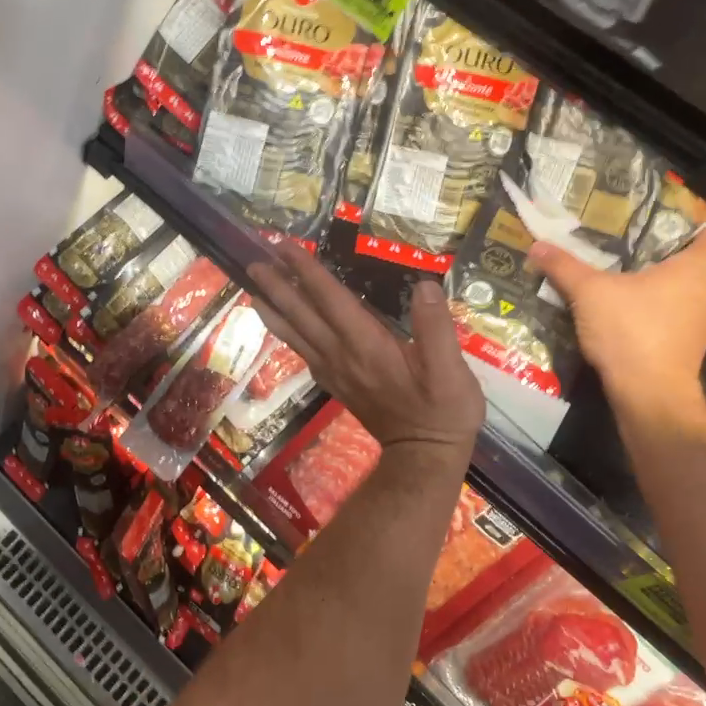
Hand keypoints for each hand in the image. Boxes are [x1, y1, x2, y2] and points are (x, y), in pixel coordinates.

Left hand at [247, 243, 483, 456]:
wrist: (423, 457)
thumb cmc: (442, 412)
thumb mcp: (451, 372)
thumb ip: (436, 328)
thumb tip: (424, 286)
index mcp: (366, 345)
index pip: (330, 299)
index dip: (308, 272)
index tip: (286, 248)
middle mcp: (341, 355)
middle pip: (302, 314)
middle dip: (278, 285)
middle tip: (254, 261)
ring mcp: (333, 371)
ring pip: (294, 334)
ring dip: (273, 308)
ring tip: (253, 287)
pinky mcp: (334, 383)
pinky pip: (302, 351)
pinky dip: (285, 332)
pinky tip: (280, 324)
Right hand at [529, 223, 705, 415]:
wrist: (649, 394)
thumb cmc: (631, 330)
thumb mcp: (589, 292)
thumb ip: (564, 266)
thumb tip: (537, 245)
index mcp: (695, 272)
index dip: (703, 227)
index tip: (677, 222)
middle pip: (696, 267)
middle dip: (667, 257)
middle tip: (631, 247)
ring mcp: (699, 326)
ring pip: (683, 295)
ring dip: (657, 288)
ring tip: (621, 280)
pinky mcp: (685, 350)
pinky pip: (672, 320)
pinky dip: (652, 314)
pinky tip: (621, 315)